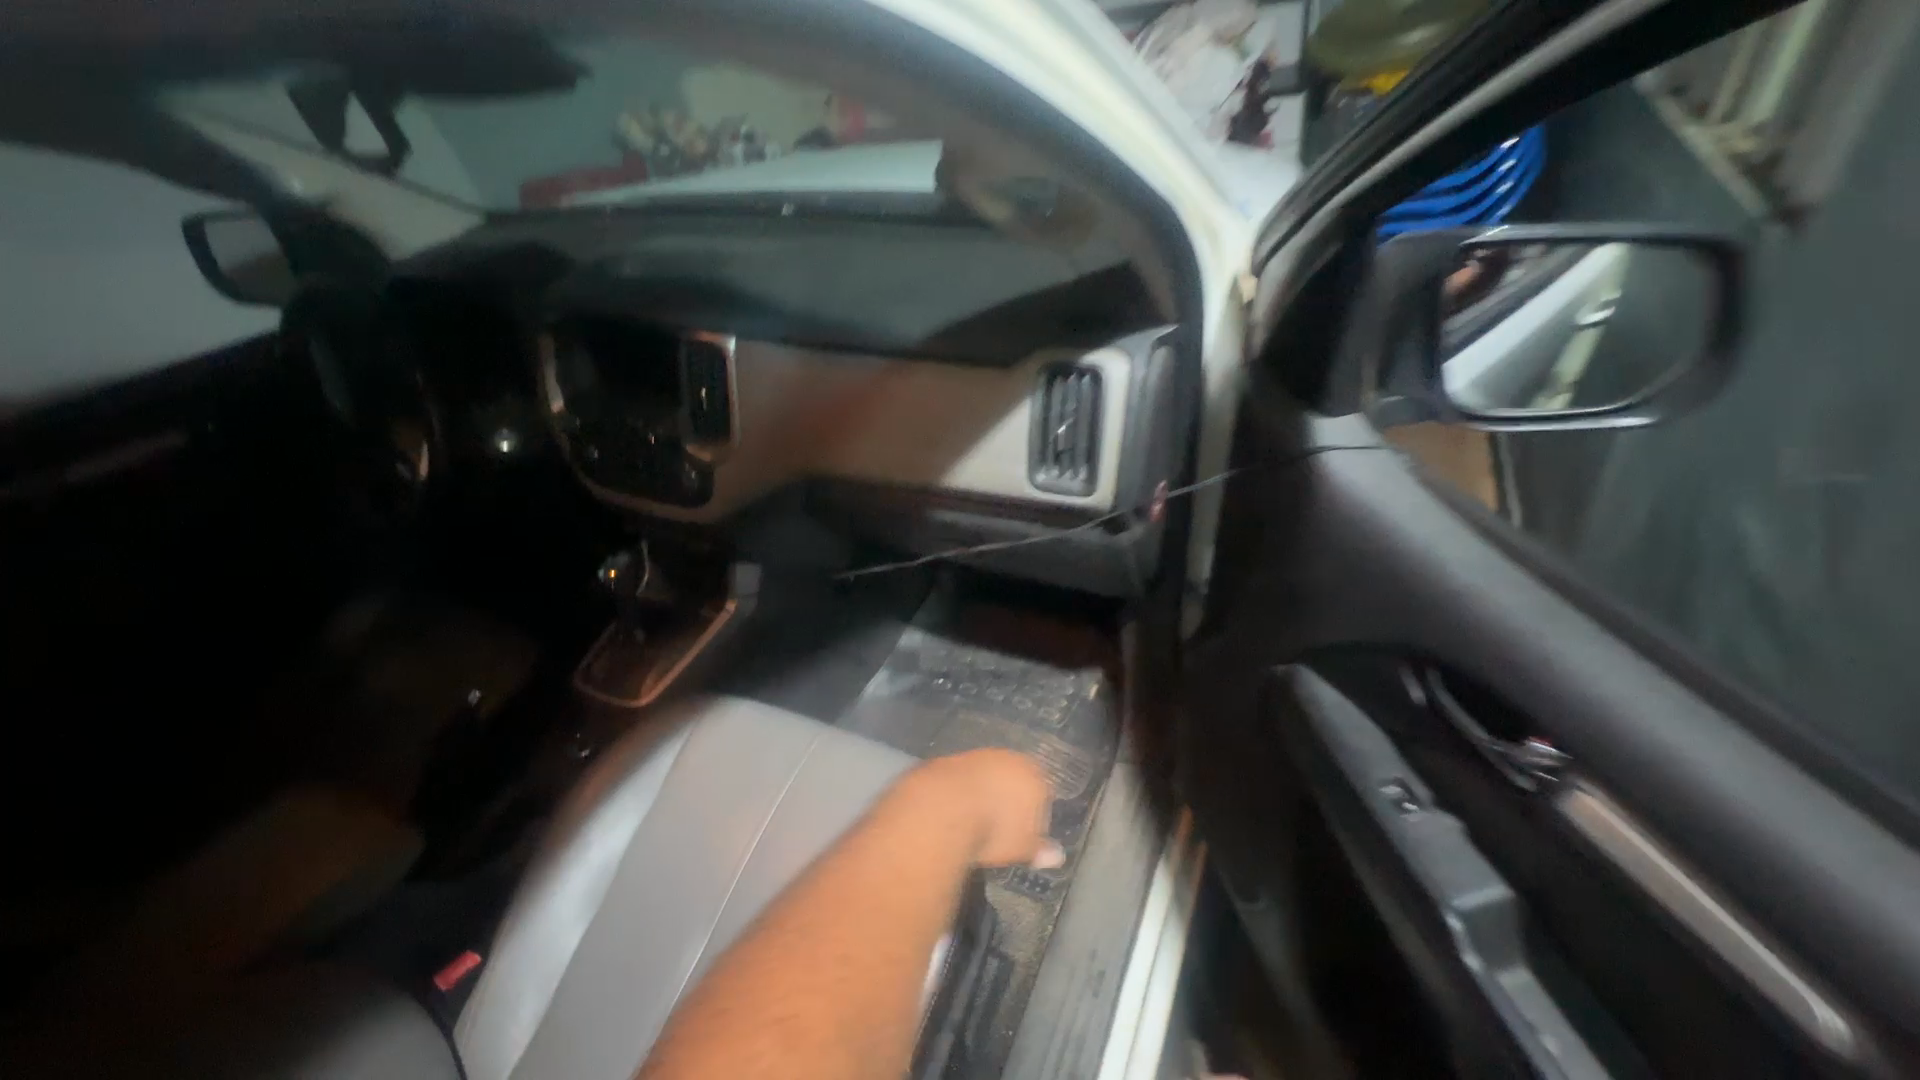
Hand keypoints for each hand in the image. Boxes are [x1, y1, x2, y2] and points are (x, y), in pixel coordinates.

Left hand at [899, 749, 1062, 869]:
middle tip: (1000, 827)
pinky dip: (960, 793)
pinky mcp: (949, 759)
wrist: (943, 807)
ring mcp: (977, 755)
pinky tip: (953, 812)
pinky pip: (962, 779)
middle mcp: (1009, 758)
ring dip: (983, 794)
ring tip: (974, 822)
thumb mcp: (1022, 847)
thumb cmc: (995, 829)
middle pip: (1014, 779)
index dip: (1035, 813)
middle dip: (1009, 800)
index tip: (1025, 833)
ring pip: (987, 776)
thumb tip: (1057, 856)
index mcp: (1035, 774)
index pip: (1043, 792)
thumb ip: (1040, 849)